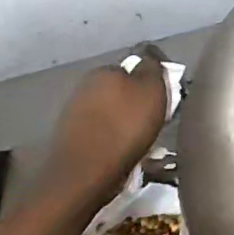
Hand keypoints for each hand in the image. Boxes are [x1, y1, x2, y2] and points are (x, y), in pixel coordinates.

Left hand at [45, 54, 168, 197]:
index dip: (151, 83)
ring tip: (140, 141)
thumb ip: (153, 69)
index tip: (163, 101)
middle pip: (122, 90)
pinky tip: (121, 152)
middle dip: (136, 103)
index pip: (135, 68)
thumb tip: (149, 61)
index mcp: (105, 70)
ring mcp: (73, 112)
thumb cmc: (125, 128)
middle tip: (154, 122)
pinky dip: (112, 138)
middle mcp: (85, 86)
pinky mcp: (70, 137)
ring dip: (124, 122)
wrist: (85, 174)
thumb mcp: (152, 91)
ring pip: (110, 111)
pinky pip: (101, 131)